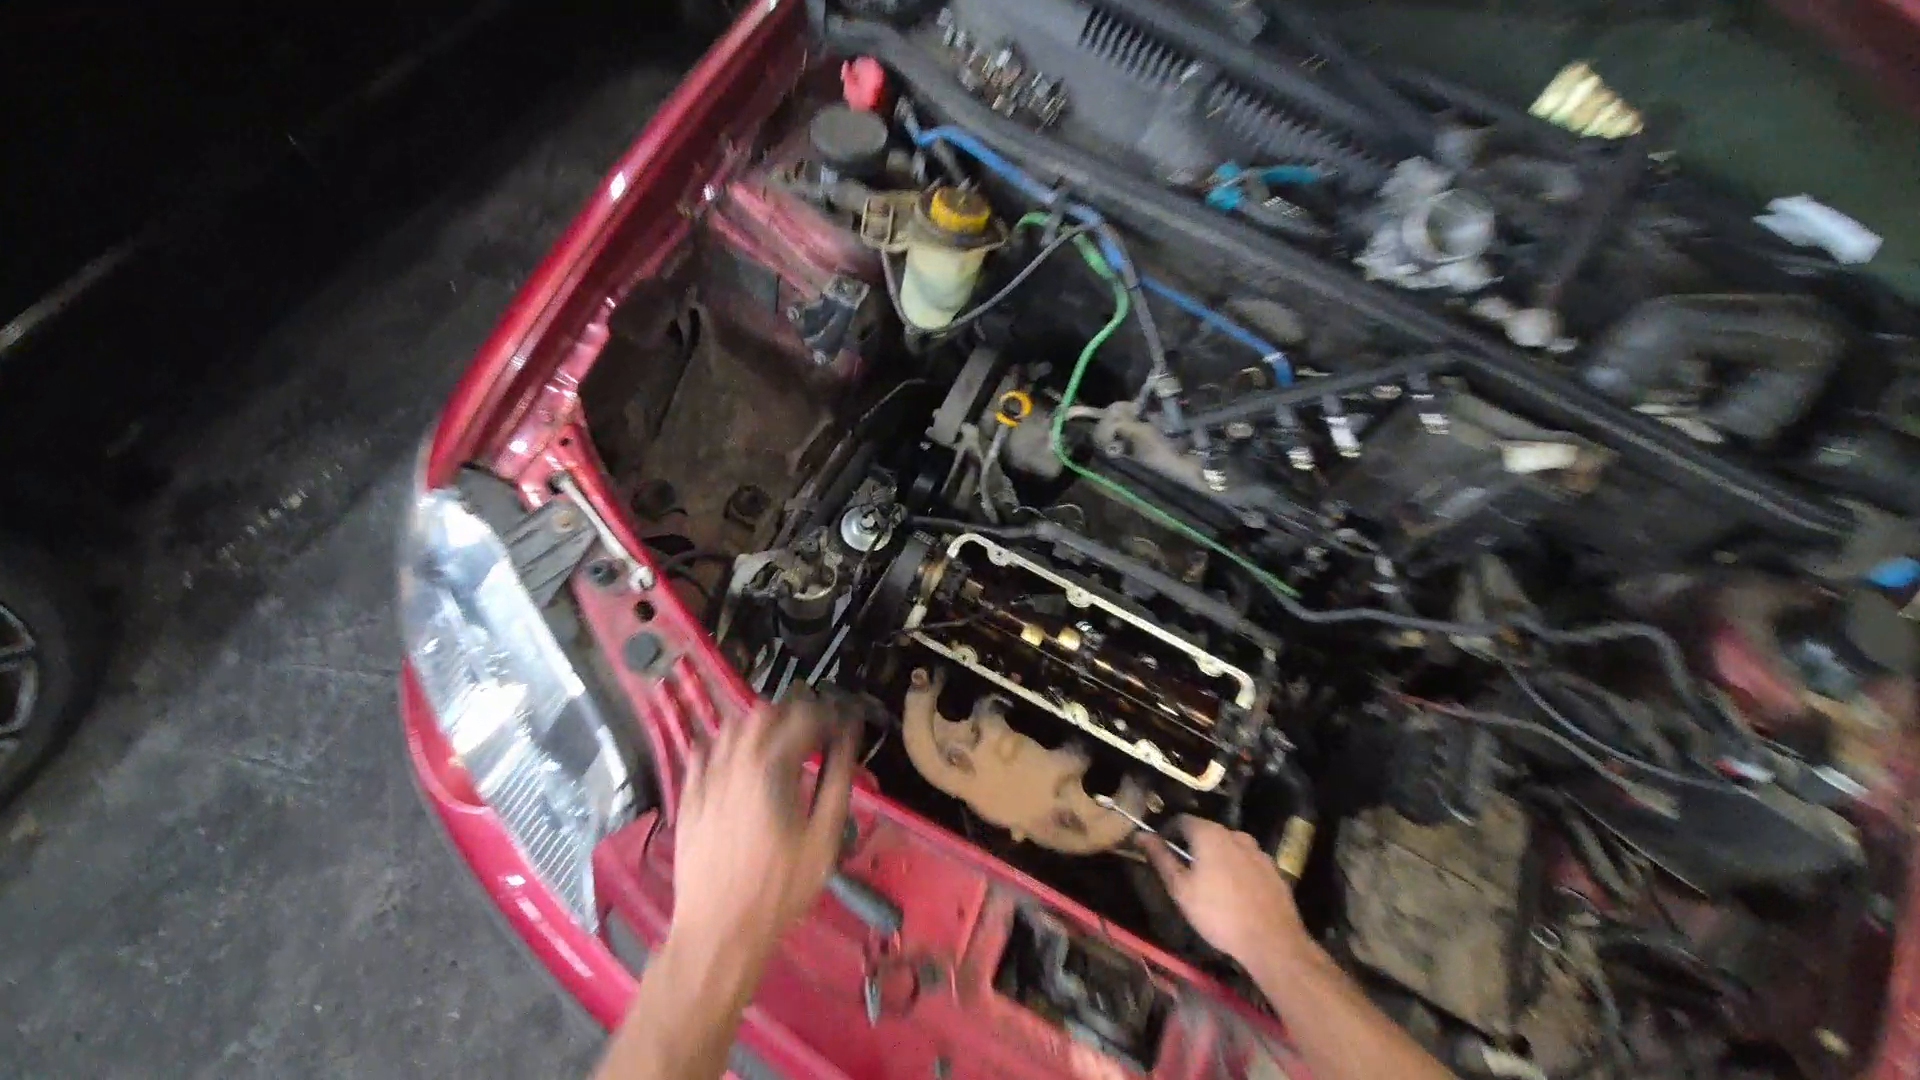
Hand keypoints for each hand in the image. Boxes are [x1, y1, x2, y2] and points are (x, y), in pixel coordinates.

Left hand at [668, 695, 856, 966]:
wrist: (718, 931)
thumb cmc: (780, 888)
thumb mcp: (824, 838)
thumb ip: (838, 780)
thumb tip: (848, 740)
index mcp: (772, 767)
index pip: (804, 717)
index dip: (827, 716)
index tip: (841, 726)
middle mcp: (735, 762)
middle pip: (764, 712)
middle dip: (792, 714)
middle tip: (812, 734)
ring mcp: (705, 778)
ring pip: (731, 727)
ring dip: (758, 726)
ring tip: (778, 745)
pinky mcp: (687, 798)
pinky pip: (701, 753)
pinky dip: (724, 746)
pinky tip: (736, 761)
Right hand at [1141, 816, 1308, 971]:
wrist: (1273, 942)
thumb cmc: (1219, 913)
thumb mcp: (1181, 889)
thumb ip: (1160, 858)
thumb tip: (1141, 835)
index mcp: (1210, 833)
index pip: (1181, 820)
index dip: (1168, 834)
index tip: (1163, 854)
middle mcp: (1236, 835)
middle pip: (1207, 832)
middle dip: (1193, 847)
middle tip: (1186, 874)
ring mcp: (1258, 852)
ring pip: (1229, 847)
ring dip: (1217, 858)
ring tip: (1211, 886)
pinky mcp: (1274, 870)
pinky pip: (1247, 863)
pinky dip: (1237, 871)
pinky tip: (1236, 895)